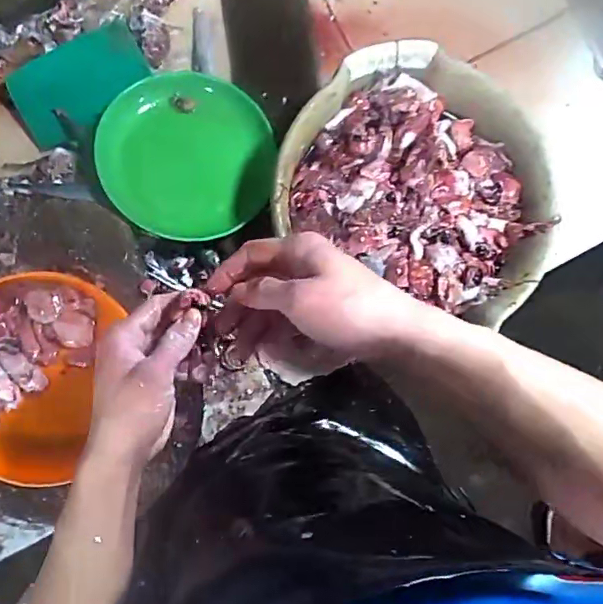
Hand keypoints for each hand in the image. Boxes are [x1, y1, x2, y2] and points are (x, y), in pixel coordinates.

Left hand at [85, 292, 202, 465]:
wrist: (123, 450)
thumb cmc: (134, 408)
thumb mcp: (157, 371)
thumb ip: (177, 340)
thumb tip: (195, 314)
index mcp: (124, 335)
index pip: (155, 306)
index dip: (180, 300)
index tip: (208, 298)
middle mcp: (131, 344)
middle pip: (164, 323)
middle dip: (189, 325)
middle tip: (217, 325)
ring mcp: (142, 362)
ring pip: (171, 343)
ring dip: (192, 347)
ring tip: (211, 353)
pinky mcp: (153, 379)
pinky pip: (172, 362)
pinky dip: (187, 363)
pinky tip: (202, 370)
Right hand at [205, 232, 436, 373]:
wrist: (396, 333)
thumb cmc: (344, 309)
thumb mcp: (297, 299)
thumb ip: (262, 292)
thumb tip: (238, 291)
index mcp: (297, 249)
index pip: (251, 255)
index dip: (226, 274)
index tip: (206, 298)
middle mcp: (303, 264)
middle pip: (259, 283)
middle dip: (237, 309)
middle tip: (218, 334)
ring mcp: (314, 289)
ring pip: (272, 305)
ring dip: (252, 327)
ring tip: (236, 354)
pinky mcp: (322, 312)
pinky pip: (289, 319)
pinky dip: (274, 334)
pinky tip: (263, 351)